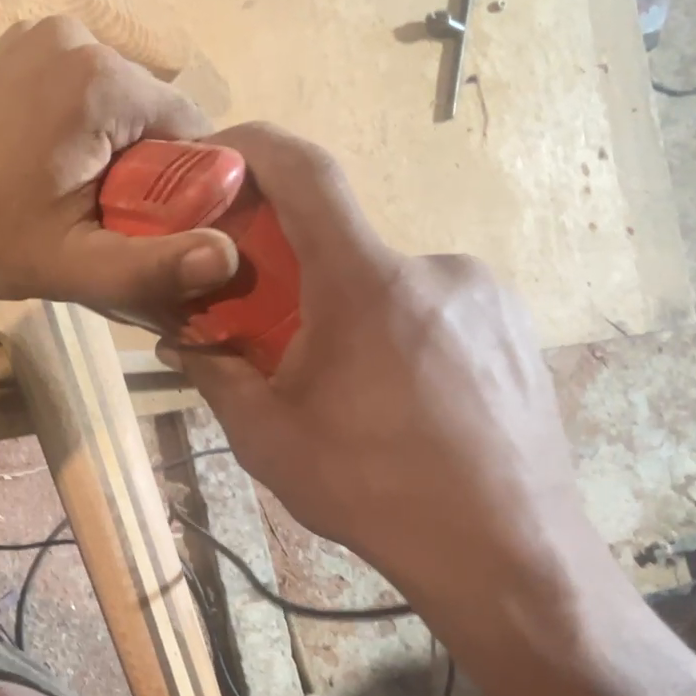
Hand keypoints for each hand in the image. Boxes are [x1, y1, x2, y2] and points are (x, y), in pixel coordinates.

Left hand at [0, 16, 238, 330]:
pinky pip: (77, 78)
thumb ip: (151, 266)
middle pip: (148, 105)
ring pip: (116, 91)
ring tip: (69, 184)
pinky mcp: (18, 43)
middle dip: (139, 158)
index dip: (177, 178)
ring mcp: (40, 33)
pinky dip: (77, 114)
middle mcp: (75, 37)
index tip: (142, 216)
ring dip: (109, 137)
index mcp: (99, 81)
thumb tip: (225, 256)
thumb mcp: (75, 267)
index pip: (185, 125)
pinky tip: (50, 155)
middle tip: (98, 207)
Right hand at [166, 123, 599, 604]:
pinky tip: (393, 397)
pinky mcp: (515, 328)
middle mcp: (433, 268)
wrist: (502, 549)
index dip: (258, 147)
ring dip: (347, 312)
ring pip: (389, 283)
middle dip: (292, 274)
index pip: (309, 176)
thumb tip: (180, 342)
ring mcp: (486, 295)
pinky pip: (434, 308)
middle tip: (265, 332)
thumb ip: (217, 375)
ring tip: (336, 384)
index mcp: (365, 284)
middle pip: (343, 243)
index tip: (218, 150)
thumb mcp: (266, 436)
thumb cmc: (368, 486)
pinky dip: (395, 332)